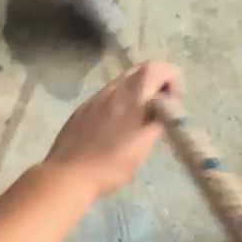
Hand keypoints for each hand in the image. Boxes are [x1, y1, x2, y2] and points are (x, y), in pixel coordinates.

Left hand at [40, 62, 179, 198]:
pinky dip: (118, 103)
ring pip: (120, 83)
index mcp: (130, 97)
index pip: (155, 68)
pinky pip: (105, 97)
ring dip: (136, 93)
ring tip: (139, 120)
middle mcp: (111, 92)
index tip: (174, 102)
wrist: (68, 174)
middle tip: (161, 108)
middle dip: (155, 82)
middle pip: (138, 70)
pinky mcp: (81, 110)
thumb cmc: (111, 164)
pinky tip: (116, 127)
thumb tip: (164, 109)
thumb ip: (157, 122)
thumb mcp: (143, 147)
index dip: (172, 78)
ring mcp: (93, 99)